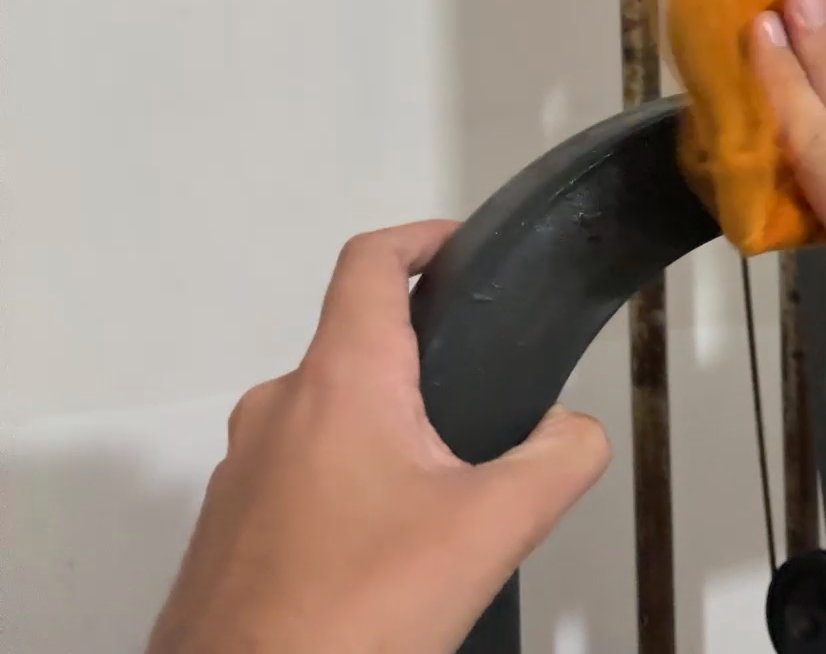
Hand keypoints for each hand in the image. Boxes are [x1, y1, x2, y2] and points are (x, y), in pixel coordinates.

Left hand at [147, 221, 611, 653]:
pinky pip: (312, 459)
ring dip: (403, 410)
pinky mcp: (232, 529)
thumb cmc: (358, 609)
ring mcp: (244, 475)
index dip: (423, 236)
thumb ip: (566, 453)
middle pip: (361, 336)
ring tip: (463, 463)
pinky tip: (406, 527)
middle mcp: (278, 413)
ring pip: (339, 405)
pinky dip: (368, 460)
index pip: (369, 265)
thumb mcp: (498, 524)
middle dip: (433, 342)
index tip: (469, 245)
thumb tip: (572, 430)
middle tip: (499, 377)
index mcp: (339, 386)